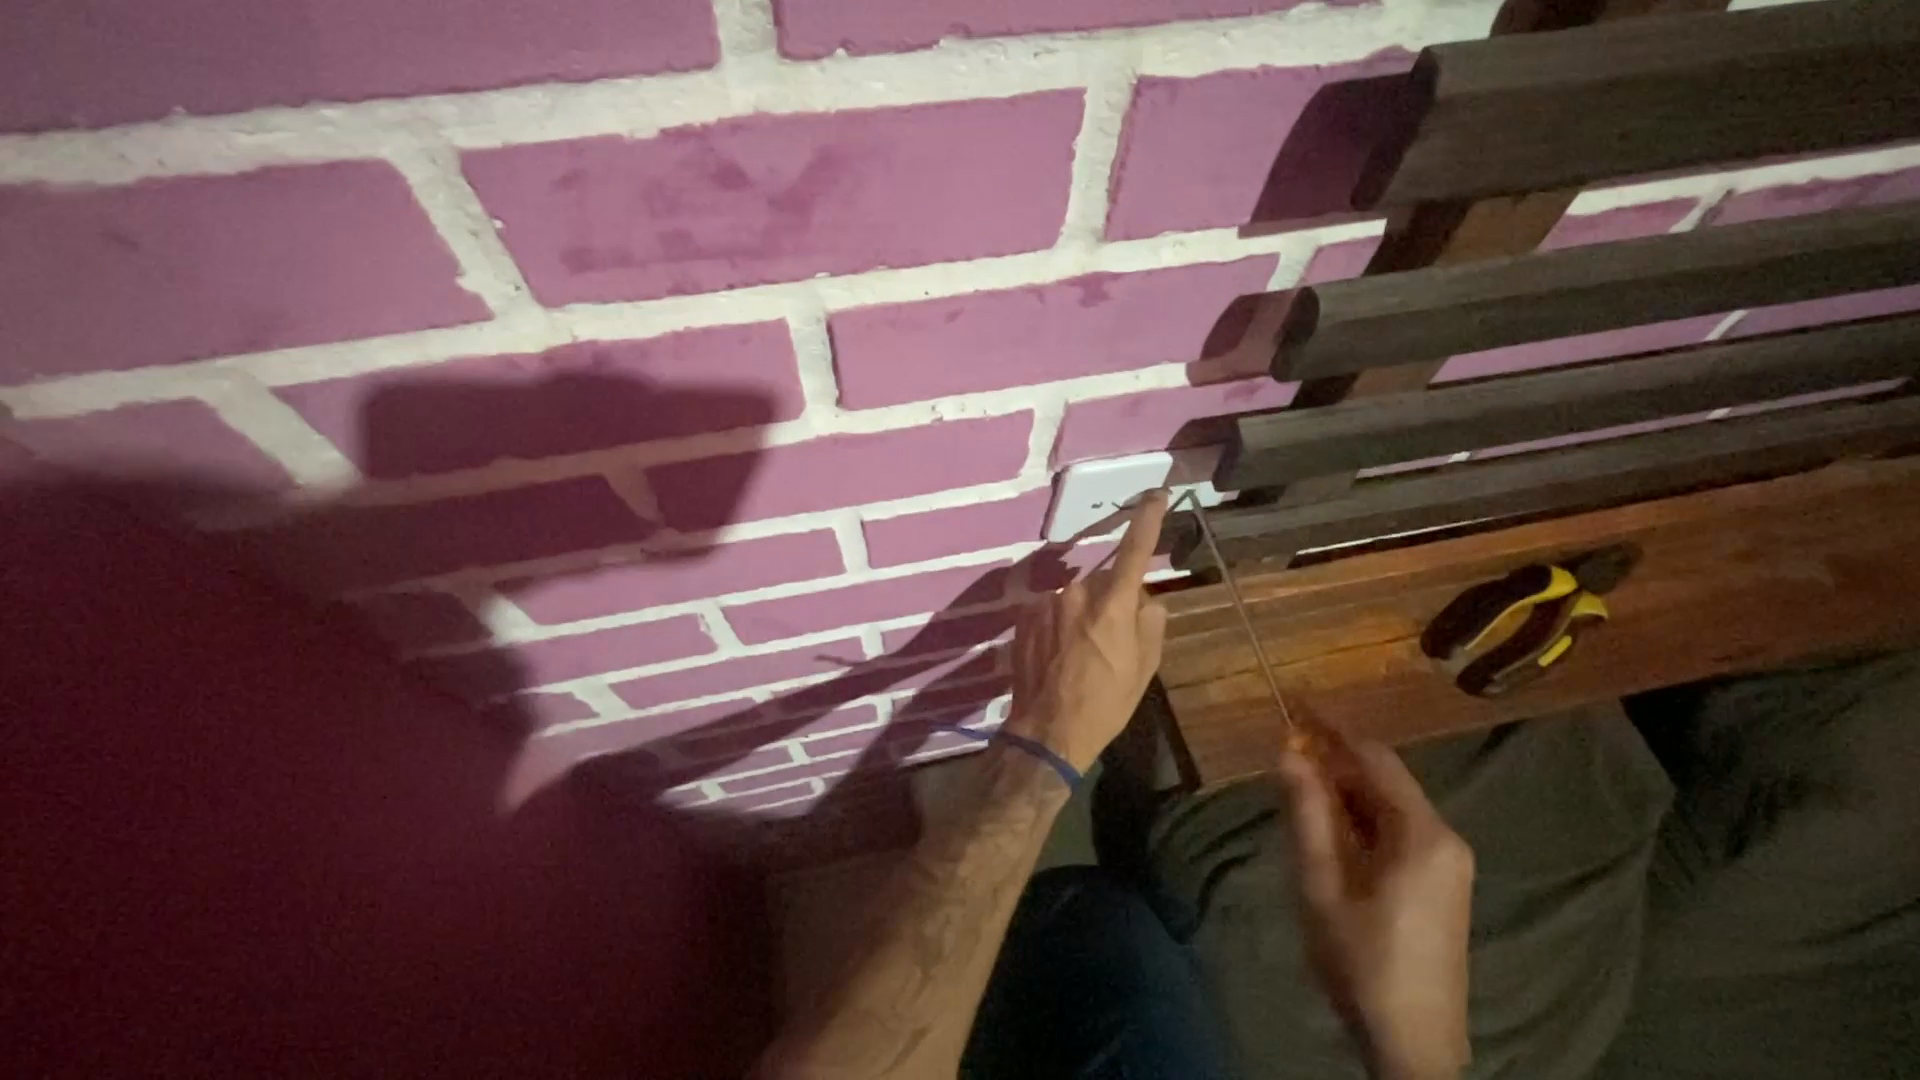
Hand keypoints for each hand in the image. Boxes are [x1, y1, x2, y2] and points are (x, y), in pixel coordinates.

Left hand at [1003, 490, 1169, 771]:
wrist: (1047, 730)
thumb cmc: (1105, 703)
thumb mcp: (1144, 670)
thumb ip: (1151, 625)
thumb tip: (1148, 603)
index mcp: (1113, 605)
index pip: (1135, 551)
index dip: (1148, 520)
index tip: (1157, 495)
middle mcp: (1078, 593)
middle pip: (1104, 582)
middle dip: (1113, 601)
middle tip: (1113, 641)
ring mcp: (1046, 603)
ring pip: (1076, 597)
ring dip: (1082, 614)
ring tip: (1080, 655)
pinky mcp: (1024, 616)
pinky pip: (1052, 609)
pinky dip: (1059, 624)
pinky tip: (1058, 655)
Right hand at [1278, 731, 1473, 1079]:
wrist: (1413, 1041)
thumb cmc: (1361, 959)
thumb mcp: (1322, 883)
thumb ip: (1307, 813)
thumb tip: (1287, 751)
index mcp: (1422, 832)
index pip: (1373, 758)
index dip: (1332, 726)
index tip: (1295, 701)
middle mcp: (1444, 836)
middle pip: (1383, 779)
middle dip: (1333, 758)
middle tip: (1283, 746)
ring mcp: (1448, 861)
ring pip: (1388, 804)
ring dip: (1343, 789)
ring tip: (1295, 784)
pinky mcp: (1441, 881)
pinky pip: (1396, 829)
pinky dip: (1359, 817)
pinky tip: (1327, 826)